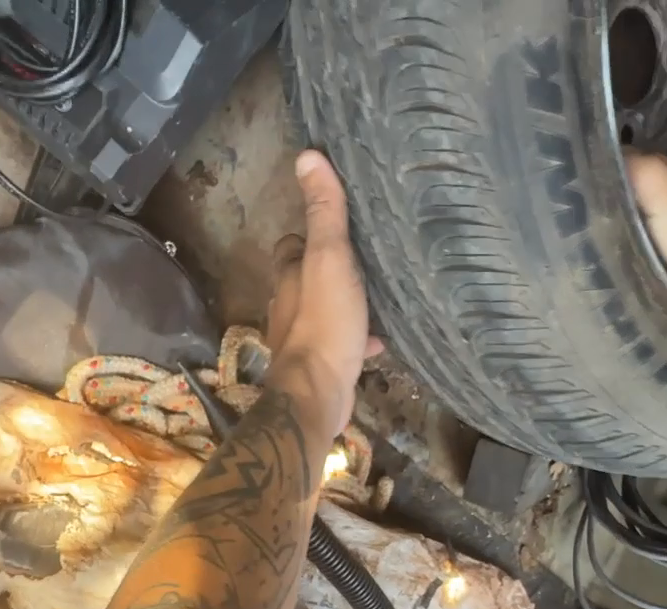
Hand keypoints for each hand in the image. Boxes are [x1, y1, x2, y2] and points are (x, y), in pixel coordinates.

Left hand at [265, 150, 383, 434]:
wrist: (318, 394)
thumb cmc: (325, 324)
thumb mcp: (330, 260)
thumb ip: (324, 213)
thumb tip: (307, 156)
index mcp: (288, 276)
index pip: (291, 245)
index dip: (309, 234)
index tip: (335, 226)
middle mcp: (289, 305)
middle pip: (306, 278)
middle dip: (329, 269)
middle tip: (363, 260)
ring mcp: (303, 339)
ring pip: (324, 311)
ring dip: (344, 304)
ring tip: (375, 296)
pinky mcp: (320, 366)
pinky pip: (339, 345)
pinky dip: (355, 338)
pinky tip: (378, 340)